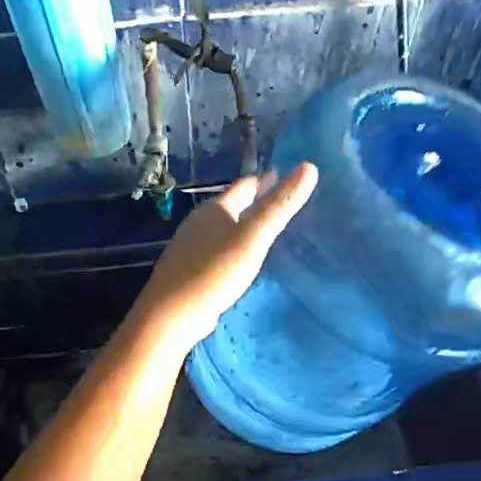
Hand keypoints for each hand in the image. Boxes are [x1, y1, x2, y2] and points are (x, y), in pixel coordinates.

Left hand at [131, 163, 318, 353]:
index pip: (245, 185)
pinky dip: (233, 249)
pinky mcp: (189, 272)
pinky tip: (242, 261)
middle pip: (232, 206)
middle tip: (281, 201)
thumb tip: (310, 166)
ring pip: (223, 230)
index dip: (266, 179)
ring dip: (243, 227)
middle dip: (254, 202)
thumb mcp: (253, 237)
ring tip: (265, 230)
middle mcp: (198, 223)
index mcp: (214, 209)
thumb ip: (280, 205)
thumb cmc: (214, 271)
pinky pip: (217, 252)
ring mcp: (190, 248)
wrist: (171, 314)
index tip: (286, 175)